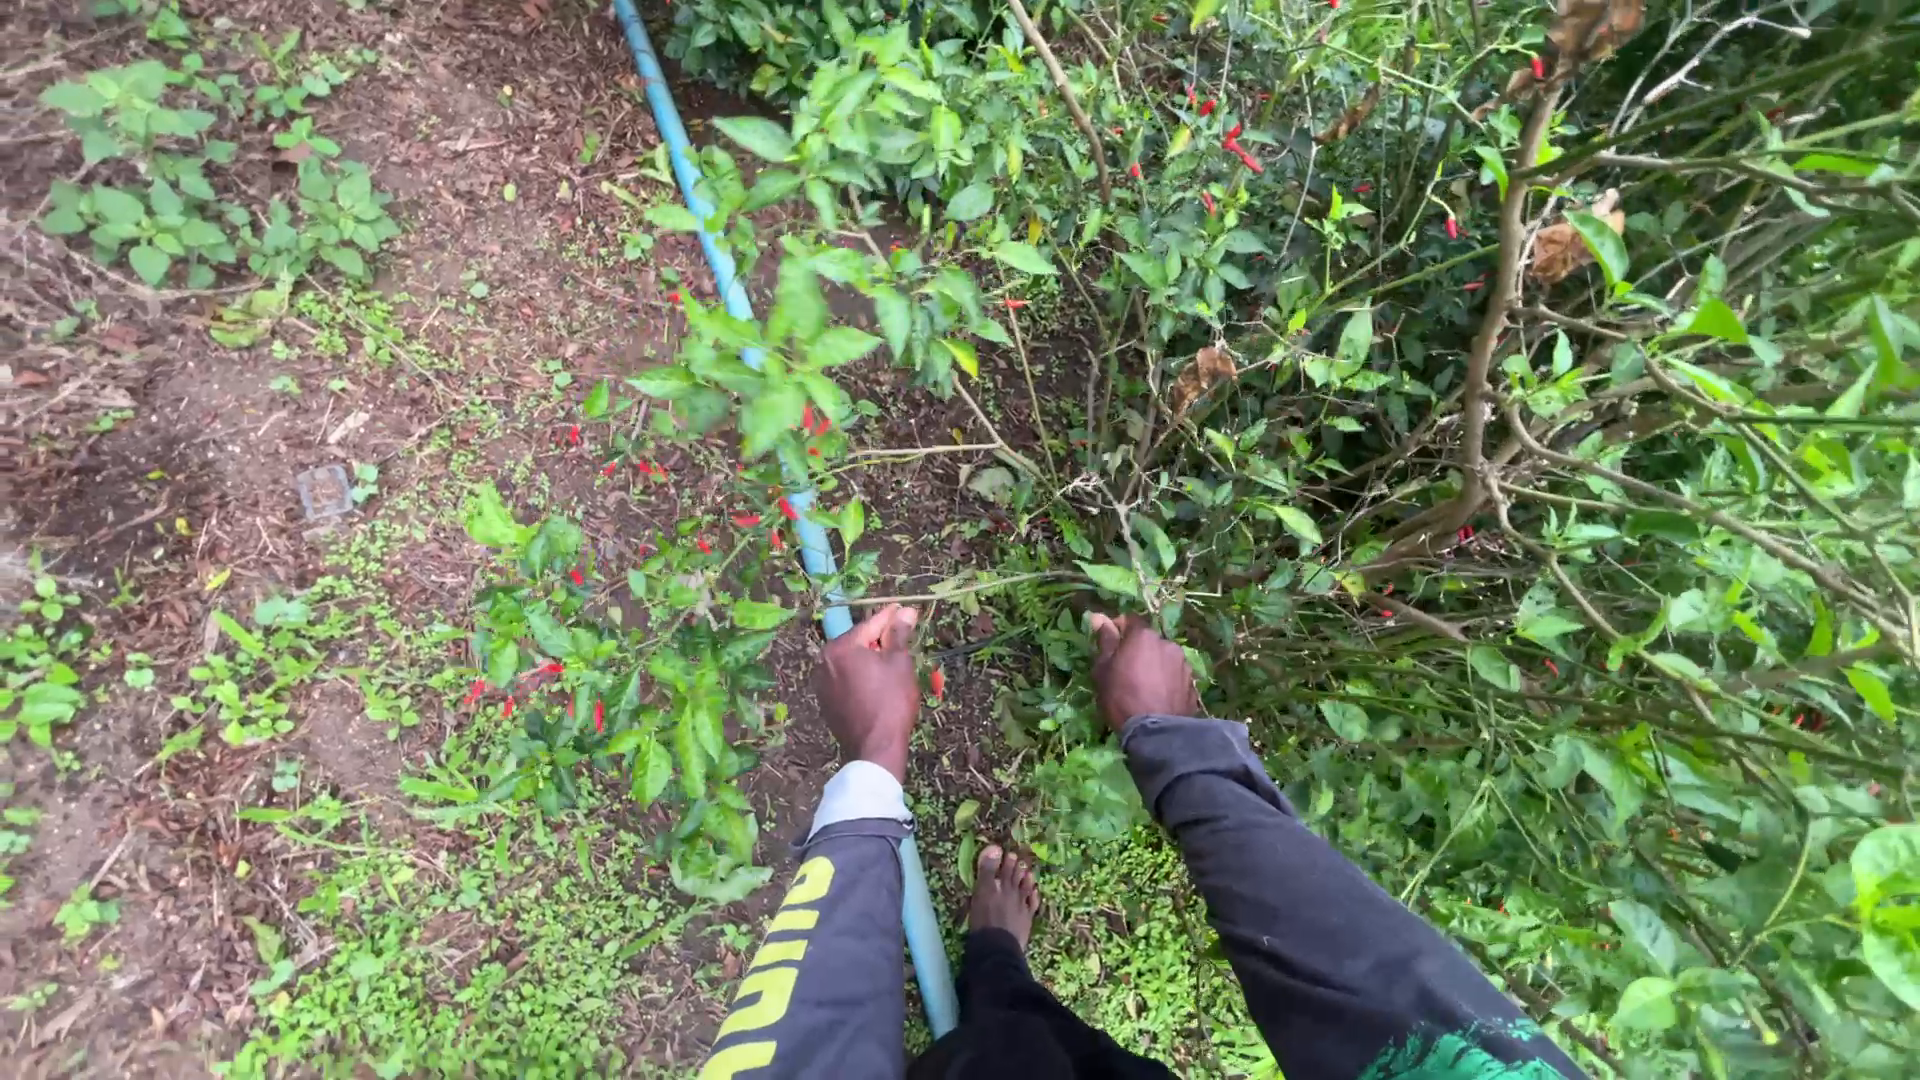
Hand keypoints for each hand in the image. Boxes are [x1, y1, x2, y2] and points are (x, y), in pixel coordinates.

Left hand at [814, 604, 919, 780]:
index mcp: (840, 648)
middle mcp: (823, 662)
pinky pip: (845, 679)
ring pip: (850, 662)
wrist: (875, 748)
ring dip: (869, 658)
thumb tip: (906, 612)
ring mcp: (821, 684)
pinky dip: (860, 675)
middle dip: (879, 639)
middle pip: (857, 642)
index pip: (869, 625)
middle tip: (901, 636)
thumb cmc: (891, 701)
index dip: (889, 617)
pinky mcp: (825, 702)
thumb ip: (899, 634)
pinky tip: (878, 682)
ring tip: (892, 660)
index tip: (903, 609)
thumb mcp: (899, 663)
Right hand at [1088, 613, 1198, 731]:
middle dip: (1137, 650)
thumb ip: (1104, 641)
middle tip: (1125, 671)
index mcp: (1143, 636)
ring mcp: (1183, 663)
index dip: (1118, 629)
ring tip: (1144, 687)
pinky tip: (1157, 697)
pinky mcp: (1192, 683)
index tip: (1110, 645)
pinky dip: (1165, 680)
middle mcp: (1167, 643)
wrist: (1157, 733)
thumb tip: (1099, 617)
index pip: (1129, 620)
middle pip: (1148, 640)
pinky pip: (1174, 675)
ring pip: (1163, 657)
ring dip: (1153, 665)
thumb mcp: (1103, 669)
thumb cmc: (1121, 698)